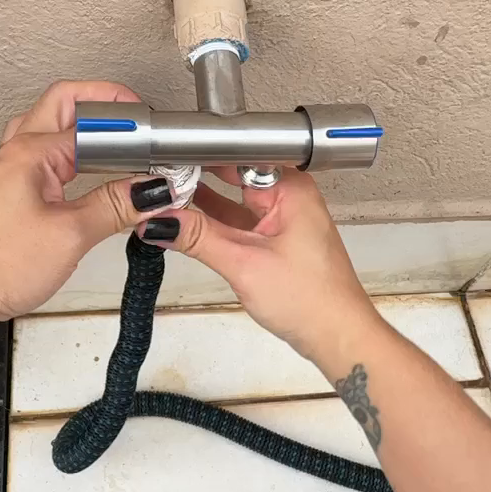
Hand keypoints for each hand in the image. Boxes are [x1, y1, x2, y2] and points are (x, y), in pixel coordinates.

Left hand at [0, 81, 182, 338]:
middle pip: (61, 105)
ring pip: (45, 134)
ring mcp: (4, 178)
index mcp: (32, 152)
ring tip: (112, 142)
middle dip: (101, 103)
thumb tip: (153, 190)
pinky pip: (38, 165)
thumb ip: (115, 207)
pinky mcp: (0, 203)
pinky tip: (77, 181)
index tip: (162, 143)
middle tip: (135, 115)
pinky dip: (66, 161)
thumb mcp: (68, 235)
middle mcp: (15, 156)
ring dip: (79, 129)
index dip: (133, 128)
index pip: (94, 123)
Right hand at [134, 169, 375, 361]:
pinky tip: (185, 221)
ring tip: (159, 196)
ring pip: (232, 200)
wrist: (338, 337)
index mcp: (289, 188)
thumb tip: (157, 220)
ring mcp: (282, 218)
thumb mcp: (244, 264)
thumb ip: (197, 238)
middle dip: (194, 176)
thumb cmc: (308, 299)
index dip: (198, 154)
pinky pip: (238, 221)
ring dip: (201, 201)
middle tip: (152, 175)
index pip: (235, 157)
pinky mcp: (275, 239)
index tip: (162, 156)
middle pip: (232, 175)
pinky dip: (214, 223)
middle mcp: (287, 195)